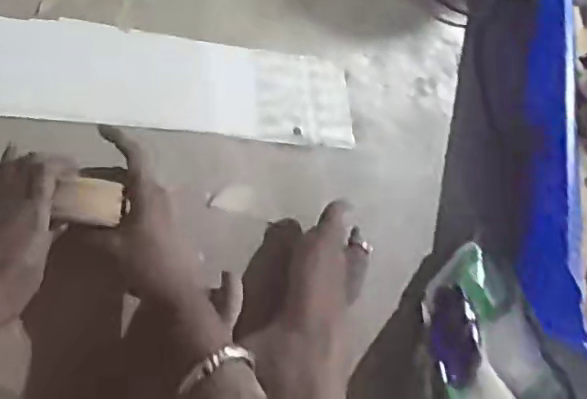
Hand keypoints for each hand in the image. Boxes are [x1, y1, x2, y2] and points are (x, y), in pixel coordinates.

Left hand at [0, 147, 74, 336]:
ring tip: (30, 169)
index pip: (47, 169)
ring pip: (7, 166)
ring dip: (22, 162)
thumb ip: (49, 237)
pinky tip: (0, 176)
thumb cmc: (8, 287)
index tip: (73, 172)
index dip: (62, 164)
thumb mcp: (37, 266)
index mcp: (32, 207)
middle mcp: (10, 195)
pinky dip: (0, 171)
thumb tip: (61, 221)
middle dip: (44, 161)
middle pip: (27, 161)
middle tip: (55, 172)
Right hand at [87, 125, 202, 309]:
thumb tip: (68, 226)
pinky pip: (142, 201)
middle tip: (84, 179)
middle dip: (106, 172)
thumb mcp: (112, 249)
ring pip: (137, 187)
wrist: (180, 293)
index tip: (100, 129)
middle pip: (132, 171)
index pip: (134, 152)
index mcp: (147, 190)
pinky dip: (125, 202)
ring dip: (116, 188)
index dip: (117, 137)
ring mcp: (166, 207)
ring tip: (93, 199)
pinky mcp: (167, 222)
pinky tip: (111, 219)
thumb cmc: (147, 263)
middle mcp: (159, 192)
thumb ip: (89, 235)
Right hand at [242, 201, 369, 398]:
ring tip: (360, 245)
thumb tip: (226, 276)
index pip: (318, 263)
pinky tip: (346, 291)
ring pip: (349, 295)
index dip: (327, 233)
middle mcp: (330, 325)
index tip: (339, 205)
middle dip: (344, 246)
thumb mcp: (236, 356)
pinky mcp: (340, 364)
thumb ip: (228, 314)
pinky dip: (347, 290)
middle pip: (340, 276)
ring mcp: (340, 346)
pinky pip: (347, 311)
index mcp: (306, 316)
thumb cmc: (266, 392)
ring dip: (351, 267)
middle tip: (351, 218)